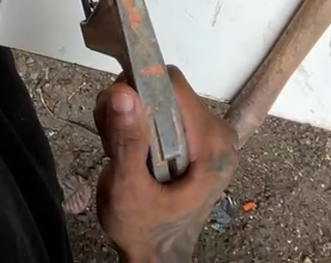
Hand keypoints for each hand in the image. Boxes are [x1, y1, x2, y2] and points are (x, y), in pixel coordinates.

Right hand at [95, 67, 237, 262]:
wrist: (154, 255)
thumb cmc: (143, 228)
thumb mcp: (129, 188)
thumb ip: (128, 141)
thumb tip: (123, 91)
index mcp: (211, 145)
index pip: (171, 83)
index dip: (138, 87)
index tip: (116, 112)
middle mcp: (215, 133)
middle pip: (160, 87)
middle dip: (128, 106)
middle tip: (114, 142)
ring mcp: (204, 134)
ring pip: (154, 94)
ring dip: (127, 116)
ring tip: (121, 152)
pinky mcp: (192, 137)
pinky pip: (157, 108)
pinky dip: (135, 122)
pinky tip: (130, 152)